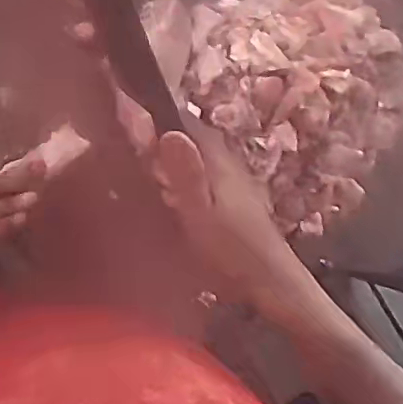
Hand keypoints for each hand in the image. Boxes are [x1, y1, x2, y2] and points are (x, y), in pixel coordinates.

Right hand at [152, 125, 402, 403]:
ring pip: (194, 157)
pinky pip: (199, 176)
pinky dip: (179, 177)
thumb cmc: (234, 253)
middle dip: (159, 138)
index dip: (157, 116)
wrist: (275, 288)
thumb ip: (185, 174)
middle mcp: (226, 164)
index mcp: (219, 161)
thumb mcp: (201, 215)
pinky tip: (165, 196)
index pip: (186, 121)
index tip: (127, 120)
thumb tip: (168, 131)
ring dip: (168, 158)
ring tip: (141, 170)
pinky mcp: (231, 201)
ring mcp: (231, 182)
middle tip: (129, 151)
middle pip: (189, 137)